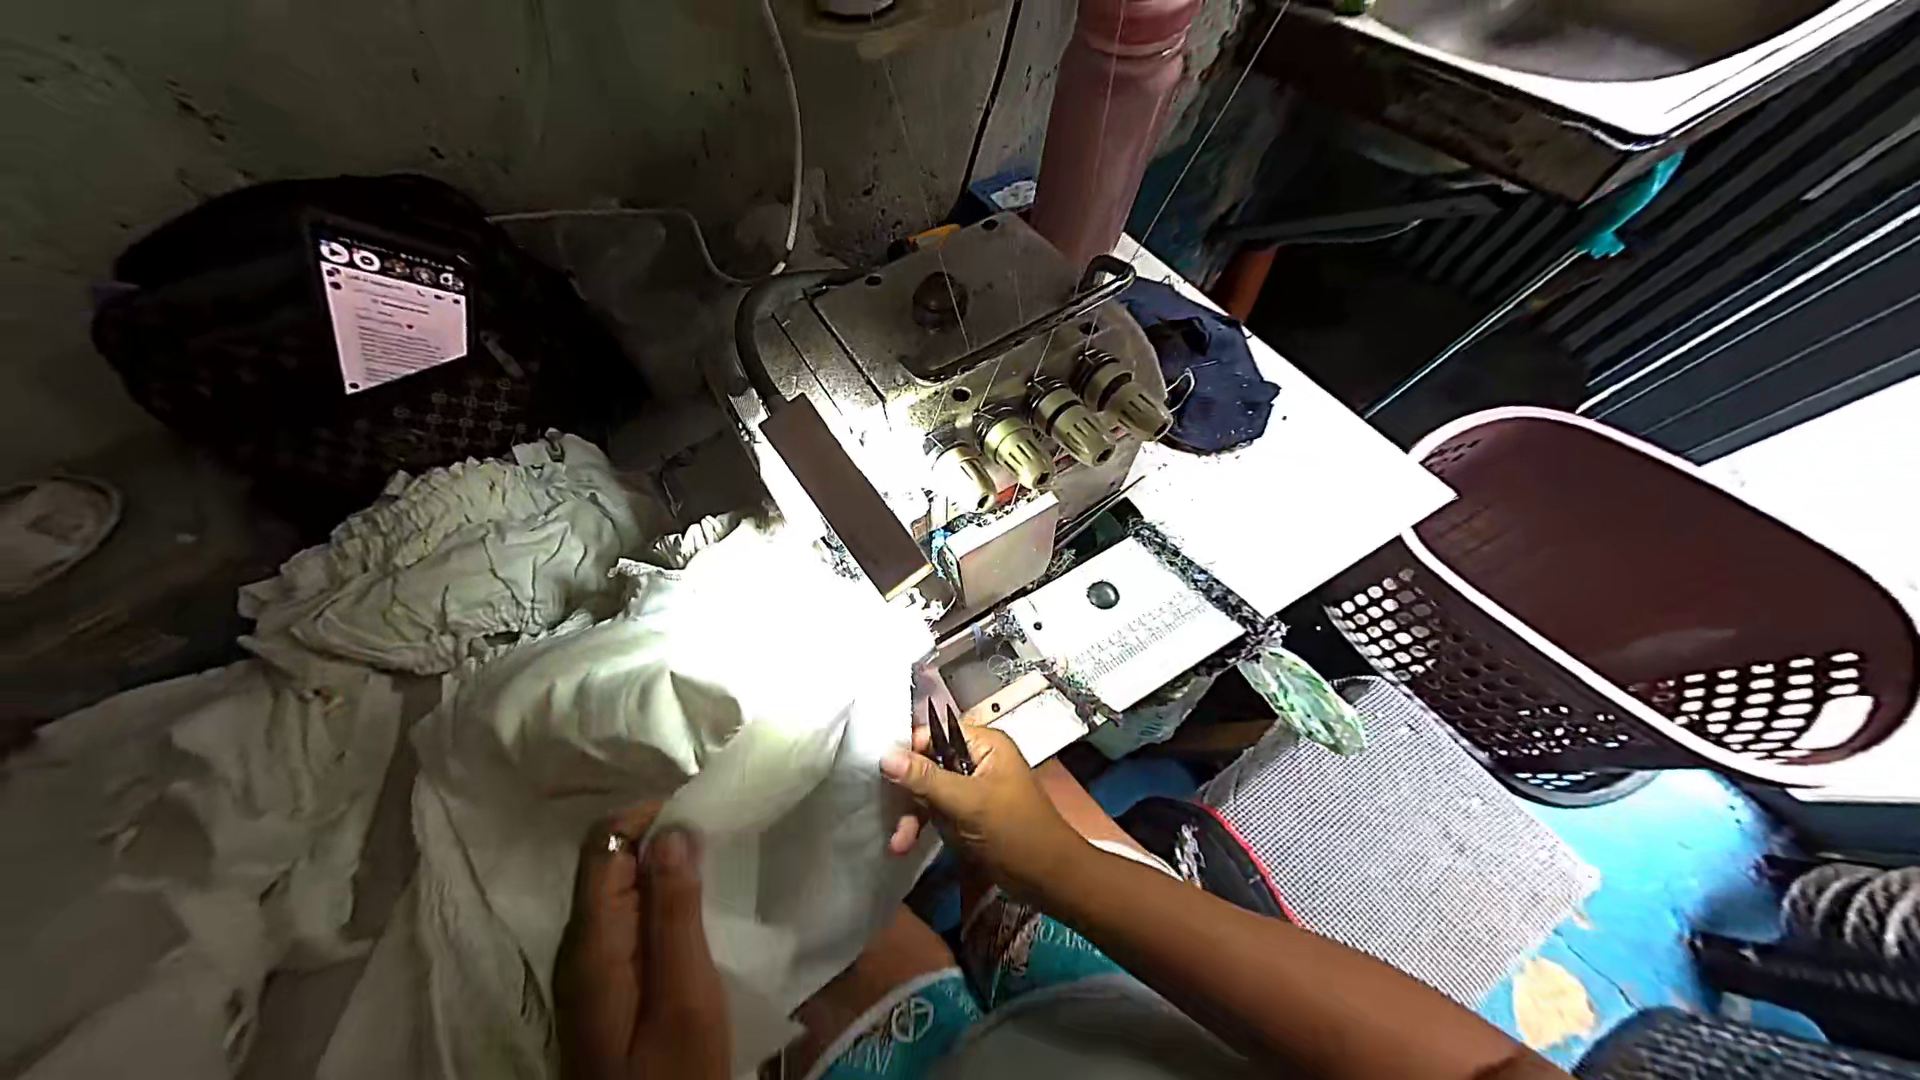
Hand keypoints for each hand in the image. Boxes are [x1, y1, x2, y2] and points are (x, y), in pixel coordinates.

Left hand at [554, 804, 728, 1079]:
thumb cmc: (674, 1076)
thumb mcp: (685, 994)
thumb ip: (673, 911)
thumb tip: (672, 831)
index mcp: (592, 943)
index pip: (605, 842)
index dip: (652, 817)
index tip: (704, 819)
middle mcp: (579, 946)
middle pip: (610, 859)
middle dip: (662, 836)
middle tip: (719, 839)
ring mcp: (589, 966)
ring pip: (620, 885)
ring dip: (665, 864)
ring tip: (716, 863)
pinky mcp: (605, 981)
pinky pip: (627, 914)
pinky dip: (661, 893)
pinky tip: (697, 903)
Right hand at [880, 721, 1085, 896]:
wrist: (1049, 879)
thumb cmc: (1014, 831)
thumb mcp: (967, 802)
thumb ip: (926, 778)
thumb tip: (885, 755)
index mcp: (984, 744)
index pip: (936, 733)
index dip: (909, 750)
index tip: (883, 771)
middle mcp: (977, 760)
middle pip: (929, 763)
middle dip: (909, 792)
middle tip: (888, 811)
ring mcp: (972, 788)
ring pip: (929, 791)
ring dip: (912, 815)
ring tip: (899, 842)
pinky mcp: (968, 814)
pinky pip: (937, 811)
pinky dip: (923, 826)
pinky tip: (907, 845)